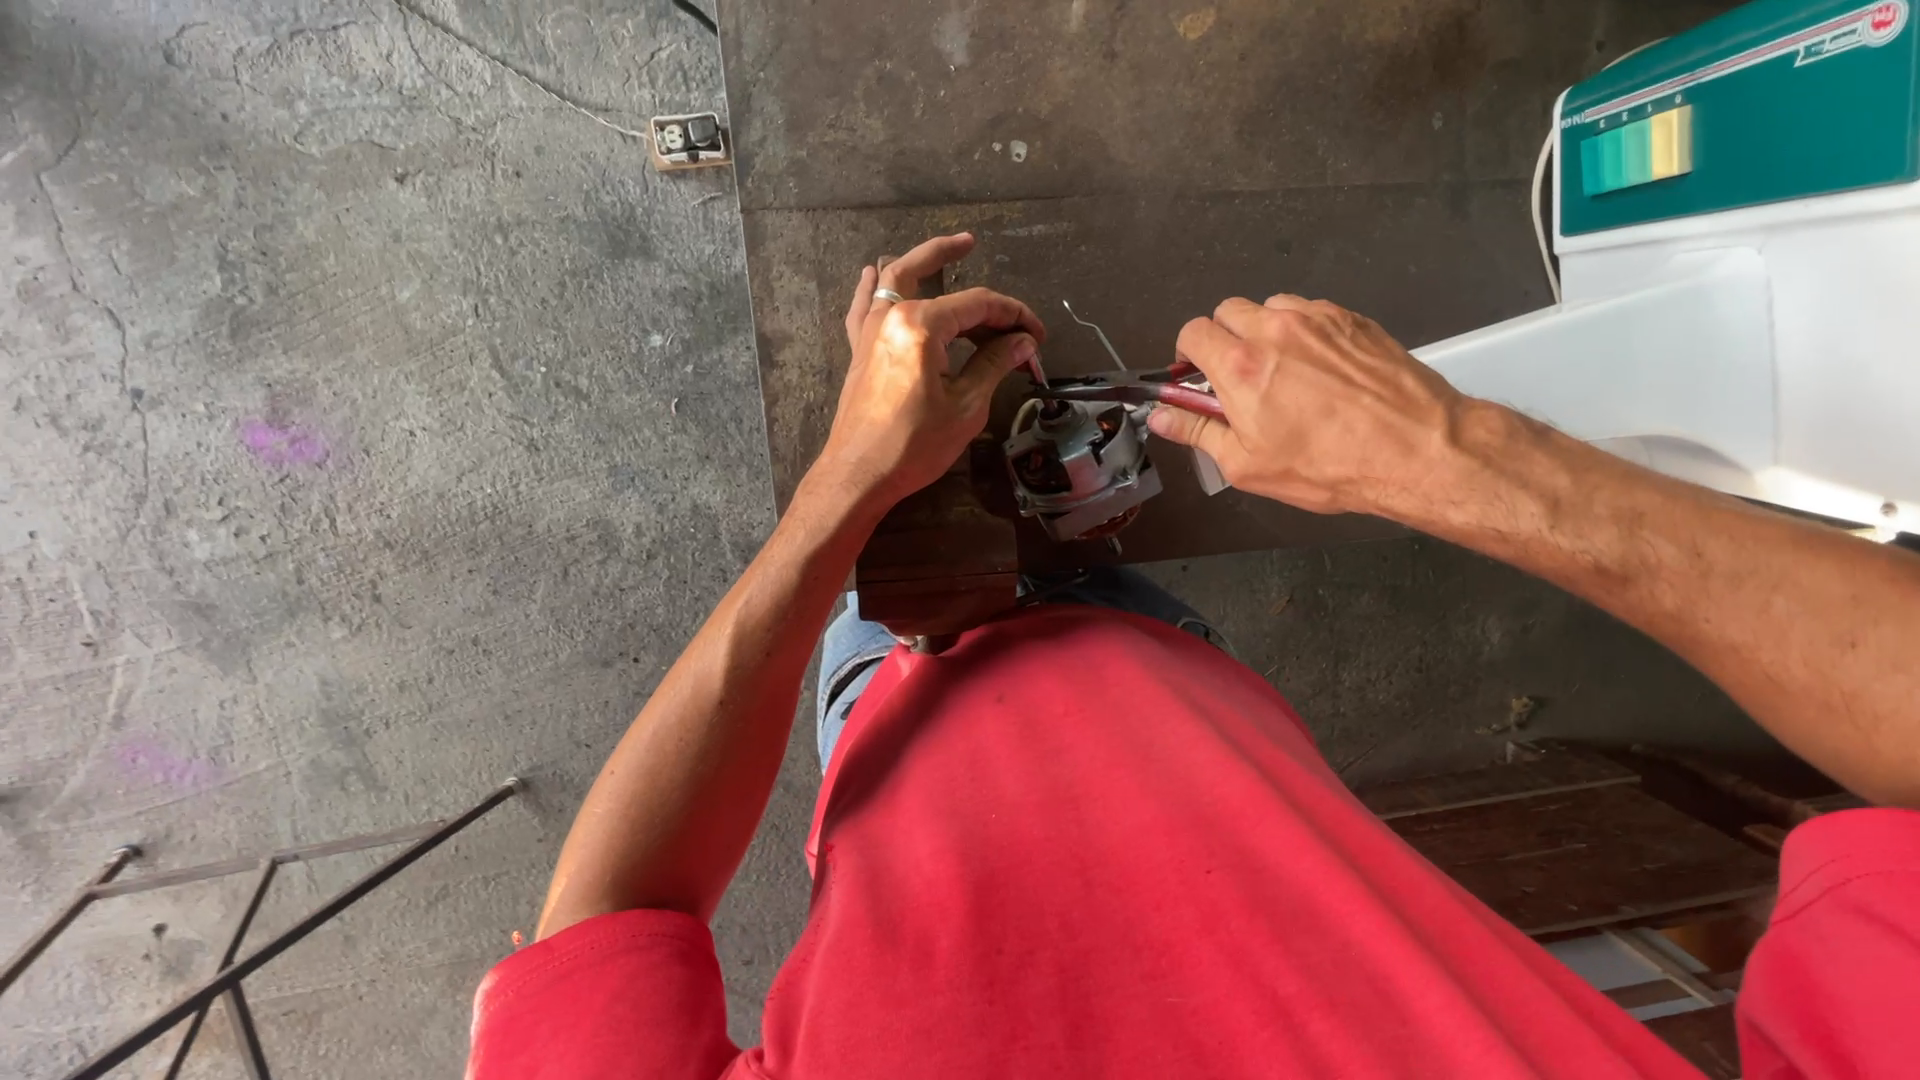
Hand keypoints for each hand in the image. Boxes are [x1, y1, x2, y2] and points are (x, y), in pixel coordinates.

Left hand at [815, 232, 1045, 508]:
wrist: (859, 475)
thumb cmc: (914, 445)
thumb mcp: (966, 406)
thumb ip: (994, 364)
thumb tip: (1022, 342)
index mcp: (921, 325)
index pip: (977, 304)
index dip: (1013, 315)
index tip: (1037, 335)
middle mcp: (890, 317)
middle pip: (930, 278)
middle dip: (955, 261)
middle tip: (976, 246)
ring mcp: (869, 333)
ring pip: (893, 281)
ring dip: (918, 262)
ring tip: (942, 251)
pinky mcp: (860, 352)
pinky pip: (864, 307)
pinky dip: (872, 288)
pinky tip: (871, 273)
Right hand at [1146, 294, 1468, 517]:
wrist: (1416, 450)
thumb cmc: (1328, 466)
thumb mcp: (1247, 464)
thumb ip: (1198, 432)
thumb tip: (1162, 417)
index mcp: (1240, 367)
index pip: (1193, 332)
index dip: (1187, 354)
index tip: (1196, 376)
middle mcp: (1274, 331)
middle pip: (1227, 311)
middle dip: (1222, 338)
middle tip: (1236, 376)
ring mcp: (1317, 319)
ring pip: (1269, 307)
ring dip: (1262, 330)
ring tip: (1281, 369)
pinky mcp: (1352, 319)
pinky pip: (1311, 311)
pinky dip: (1302, 331)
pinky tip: (1318, 366)